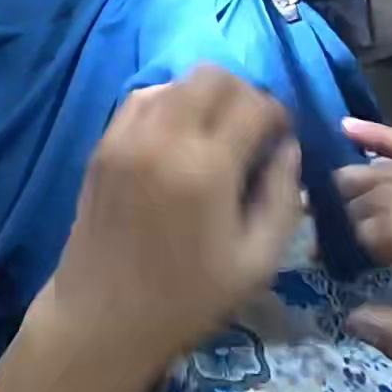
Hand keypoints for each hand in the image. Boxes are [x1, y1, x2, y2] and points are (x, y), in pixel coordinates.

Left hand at [38, 67, 302, 374]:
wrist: (103, 315)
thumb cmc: (188, 296)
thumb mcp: (257, 261)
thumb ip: (282, 196)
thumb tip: (288, 146)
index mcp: (207, 167)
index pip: (253, 104)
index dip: (276, 112)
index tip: (280, 133)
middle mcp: (165, 136)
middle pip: (213, 76)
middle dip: (243, 92)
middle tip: (251, 126)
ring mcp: (128, 134)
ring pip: (177, 80)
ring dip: (205, 94)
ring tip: (215, 130)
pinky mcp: (105, 140)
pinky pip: (144, 96)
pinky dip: (170, 101)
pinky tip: (178, 132)